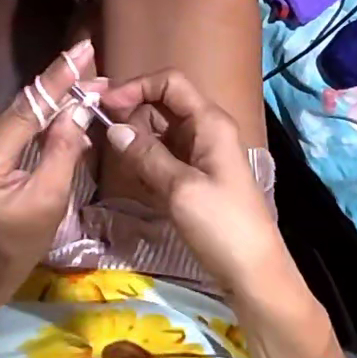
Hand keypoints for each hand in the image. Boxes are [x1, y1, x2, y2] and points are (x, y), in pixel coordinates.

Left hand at [0, 39, 100, 312]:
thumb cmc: (14, 247)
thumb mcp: (48, 202)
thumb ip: (62, 151)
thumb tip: (78, 108)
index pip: (27, 108)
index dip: (58, 77)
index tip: (82, 49)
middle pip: (22, 108)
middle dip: (61, 93)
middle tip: (98, 80)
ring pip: (17, 115)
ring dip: (50, 108)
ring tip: (87, 97)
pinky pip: (9, 127)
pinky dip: (35, 124)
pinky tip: (61, 121)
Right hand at [98, 68, 296, 302]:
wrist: (253, 274)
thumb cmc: (223, 225)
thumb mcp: (180, 188)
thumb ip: (146, 155)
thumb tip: (112, 128)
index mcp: (209, 122)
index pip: (169, 83)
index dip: (136, 87)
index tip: (104, 105)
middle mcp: (203, 131)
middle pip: (160, 105)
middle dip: (131, 114)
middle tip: (103, 136)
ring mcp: (198, 154)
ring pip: (157, 132)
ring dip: (135, 141)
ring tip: (115, 160)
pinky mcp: (192, 177)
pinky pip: (161, 156)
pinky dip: (144, 161)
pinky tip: (133, 179)